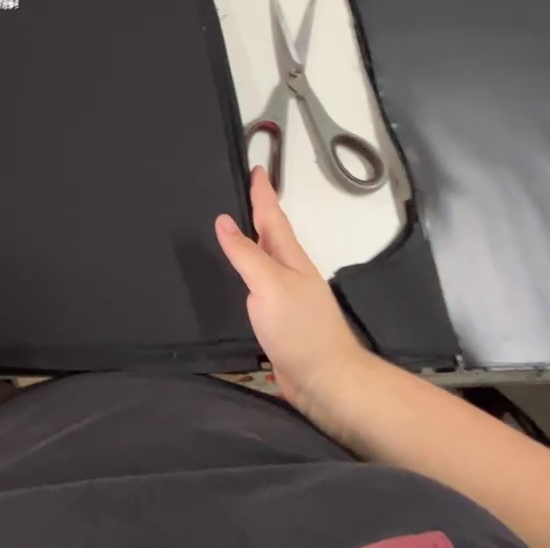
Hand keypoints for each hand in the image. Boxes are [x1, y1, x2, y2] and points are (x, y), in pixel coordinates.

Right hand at [215, 168, 380, 418]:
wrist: (326, 381)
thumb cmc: (300, 329)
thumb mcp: (269, 285)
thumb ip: (245, 253)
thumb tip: (223, 220)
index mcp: (289, 257)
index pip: (272, 215)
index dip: (263, 192)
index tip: (257, 167)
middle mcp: (288, 271)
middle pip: (269, 233)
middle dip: (255, 210)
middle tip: (237, 190)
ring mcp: (284, 295)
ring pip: (262, 257)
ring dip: (248, 239)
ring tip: (229, 225)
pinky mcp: (276, 317)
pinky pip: (256, 282)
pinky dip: (244, 270)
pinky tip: (233, 275)